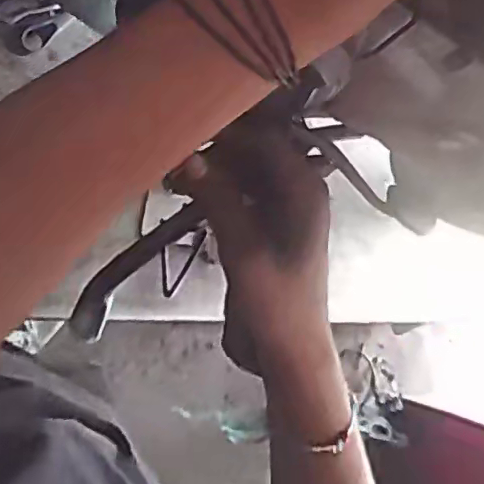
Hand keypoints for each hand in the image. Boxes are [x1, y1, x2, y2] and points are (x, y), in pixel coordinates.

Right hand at [173, 129, 334, 383]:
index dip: (232, 133)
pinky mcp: (266, 225)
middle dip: (220, 149)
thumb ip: (218, 199)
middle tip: (179, 148)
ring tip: (177, 169)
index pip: (269, 141)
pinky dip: (217, 189)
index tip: (193, 128)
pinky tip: (188, 190)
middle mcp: (298, 190)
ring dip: (215, 169)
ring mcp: (283, 208)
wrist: (290, 354)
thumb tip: (189, 157)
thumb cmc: (277, 303)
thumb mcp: (244, 249)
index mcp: (306, 189)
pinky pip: (241, 193)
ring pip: (246, 172)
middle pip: (257, 153)